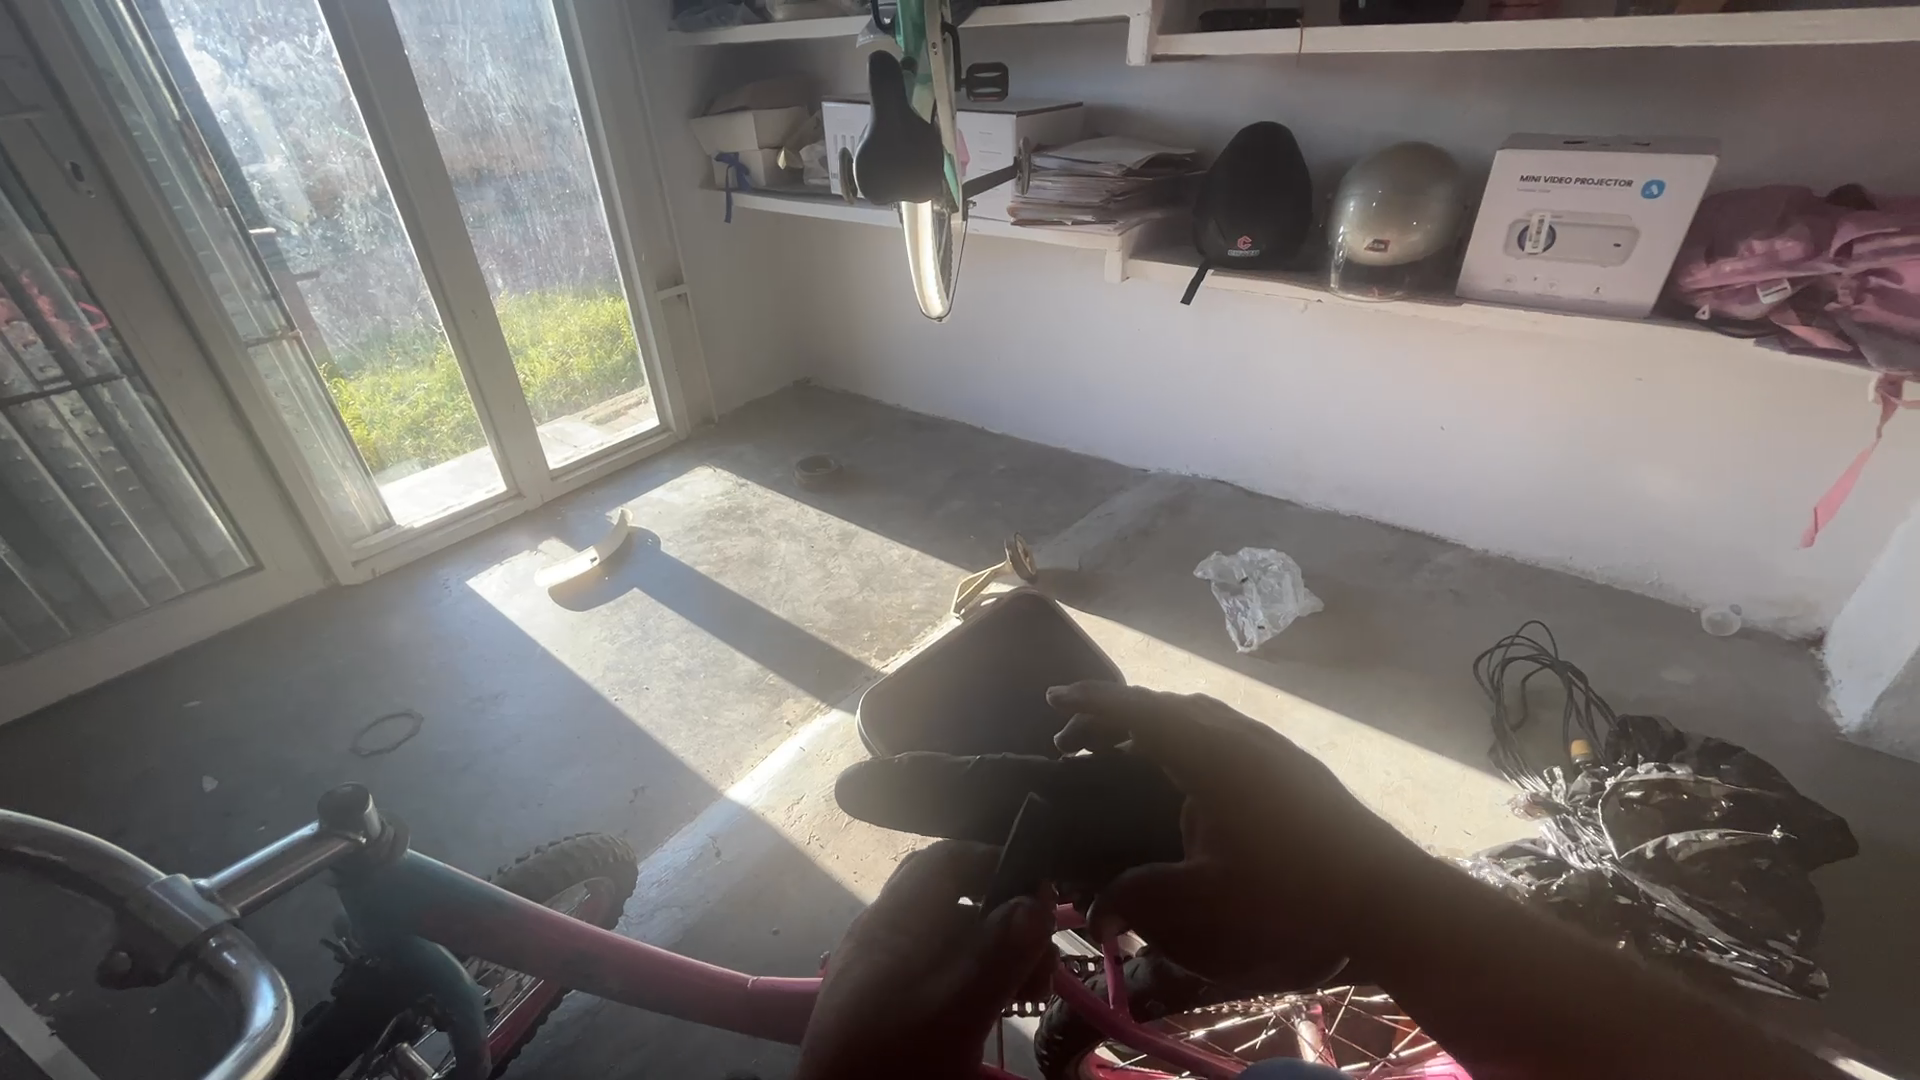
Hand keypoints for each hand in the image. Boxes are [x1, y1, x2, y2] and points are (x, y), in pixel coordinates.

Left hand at [796, 840, 1055, 1079]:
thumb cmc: (896, 1058)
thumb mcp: (959, 1010)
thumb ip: (1000, 953)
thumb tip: (1037, 901)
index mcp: (895, 916)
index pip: (948, 858)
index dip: (995, 864)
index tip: (1037, 896)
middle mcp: (881, 928)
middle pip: (949, 896)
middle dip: (1000, 917)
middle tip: (1036, 957)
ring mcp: (873, 964)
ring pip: (942, 935)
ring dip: (988, 951)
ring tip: (1023, 990)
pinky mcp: (873, 1000)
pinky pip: (928, 967)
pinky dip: (965, 976)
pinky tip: (985, 1007)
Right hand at [1048, 681, 1428, 991]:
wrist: (1384, 892)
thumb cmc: (1292, 893)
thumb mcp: (1208, 900)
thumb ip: (1142, 899)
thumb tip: (1095, 914)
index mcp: (1209, 754)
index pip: (1137, 712)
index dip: (1091, 702)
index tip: (1054, 698)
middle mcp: (1234, 734)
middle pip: (1160, 706)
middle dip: (1111, 714)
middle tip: (1075, 738)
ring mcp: (1264, 741)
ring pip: (1192, 712)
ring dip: (1149, 720)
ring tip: (1122, 748)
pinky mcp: (1284, 756)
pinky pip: (1216, 725)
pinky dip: (1182, 731)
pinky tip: (1184, 768)